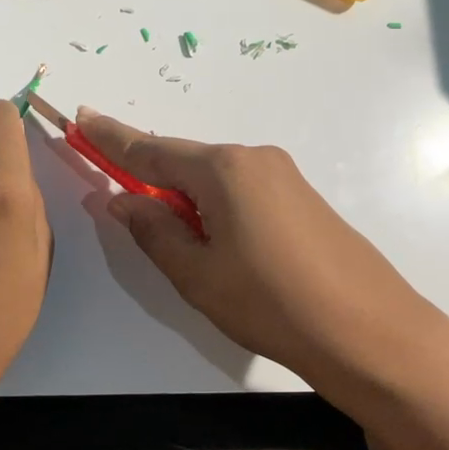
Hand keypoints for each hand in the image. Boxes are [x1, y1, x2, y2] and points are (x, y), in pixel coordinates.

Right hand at [77, 108, 429, 378]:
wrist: (366, 331)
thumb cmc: (269, 303)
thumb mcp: (196, 274)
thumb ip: (153, 230)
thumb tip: (122, 199)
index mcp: (223, 170)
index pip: (150, 149)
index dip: (111, 139)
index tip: (81, 118)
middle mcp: (255, 160)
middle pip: (185, 162)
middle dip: (149, 176)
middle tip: (120, 194)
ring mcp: (285, 178)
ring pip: (215, 181)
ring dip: (185, 200)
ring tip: (176, 243)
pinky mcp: (303, 201)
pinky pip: (241, 194)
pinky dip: (215, 209)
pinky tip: (217, 245)